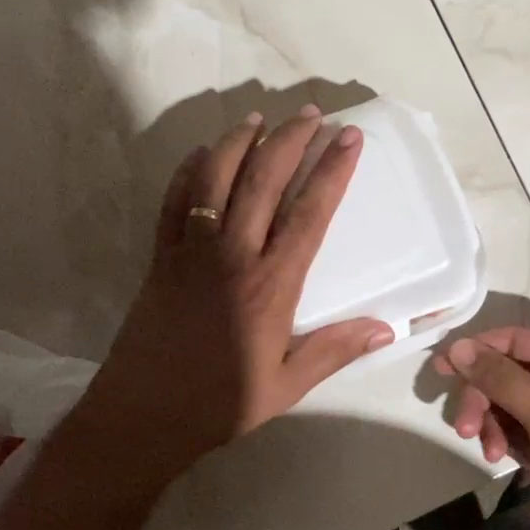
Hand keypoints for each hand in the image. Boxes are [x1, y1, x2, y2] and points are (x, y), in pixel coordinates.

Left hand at [61, 106, 393, 491]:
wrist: (143, 416)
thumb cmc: (221, 404)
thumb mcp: (286, 386)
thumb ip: (334, 351)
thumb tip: (386, 329)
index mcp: (271, 286)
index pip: (309, 214)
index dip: (332, 171)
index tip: (348, 138)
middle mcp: (232, 256)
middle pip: (263, 180)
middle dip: (289, 140)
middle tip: (310, 114)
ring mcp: (191, 252)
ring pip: (215, 179)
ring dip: (239, 142)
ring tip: (259, 118)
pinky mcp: (160, 258)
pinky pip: (174, 202)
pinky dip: (189, 171)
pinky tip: (201, 154)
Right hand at [432, 327, 529, 529]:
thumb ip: (500, 377)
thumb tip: (457, 346)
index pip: (514, 338)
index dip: (476, 350)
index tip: (439, 368)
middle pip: (506, 371)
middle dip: (483, 399)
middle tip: (463, 429)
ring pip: (507, 402)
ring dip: (492, 424)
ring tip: (493, 453)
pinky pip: (518, 426)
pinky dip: (507, 440)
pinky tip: (508, 460)